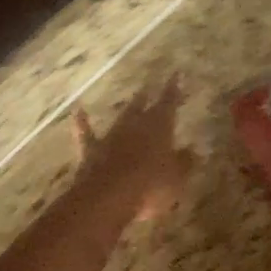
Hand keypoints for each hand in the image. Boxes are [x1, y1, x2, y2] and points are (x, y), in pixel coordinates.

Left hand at [70, 75, 190, 220]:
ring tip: (134, 97)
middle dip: (149, 97)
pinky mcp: (92, 150)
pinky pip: (87, 133)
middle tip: (151, 86)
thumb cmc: (150, 186)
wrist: (108, 197)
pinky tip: (78, 111)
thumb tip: (192, 150)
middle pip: (144, 106)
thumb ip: (185, 162)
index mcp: (160, 127)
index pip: (169, 102)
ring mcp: (112, 136)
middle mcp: (135, 125)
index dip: (174, 89)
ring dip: (128, 109)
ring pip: (122, 117)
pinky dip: (82, 122)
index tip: (176, 74)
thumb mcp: (177, 178)